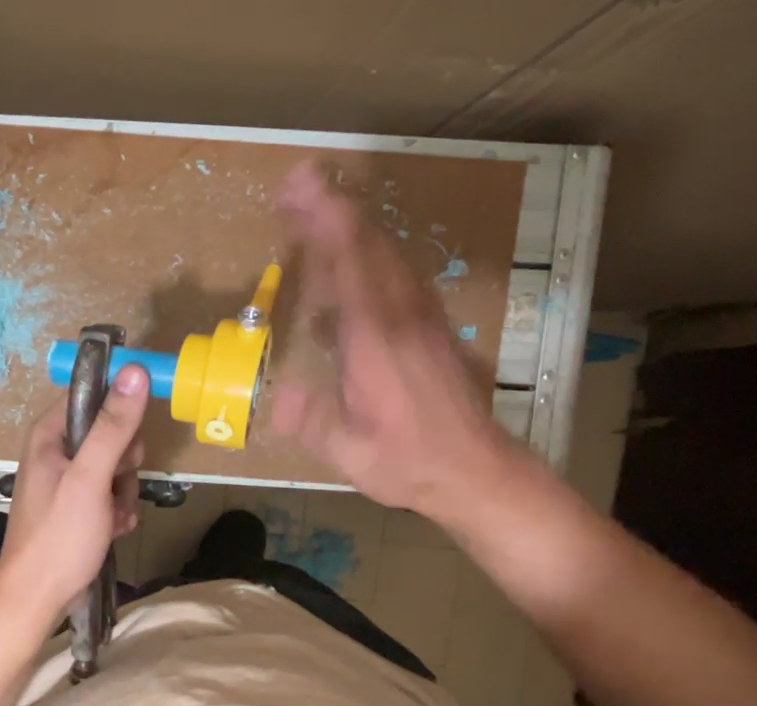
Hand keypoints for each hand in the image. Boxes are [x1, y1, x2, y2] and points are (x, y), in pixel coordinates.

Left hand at [0, 364, 149, 619]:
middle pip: (112, 433)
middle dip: (125, 464)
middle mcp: (56, 450)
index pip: (95, 396)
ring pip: (117, 467)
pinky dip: (117, 512)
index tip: (130, 440)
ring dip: (123, 494)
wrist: (38, 595)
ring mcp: (67, 480)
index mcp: (50, 433)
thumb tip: (136, 370)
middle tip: (114, 486)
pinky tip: (111, 530)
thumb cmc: (59, 536)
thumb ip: (113, 427)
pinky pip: (111, 494)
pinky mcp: (77, 505)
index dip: (119, 414)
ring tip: (110, 518)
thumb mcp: (90, 478)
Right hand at [268, 160, 520, 519]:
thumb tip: (282, 395)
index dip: (326, 214)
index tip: (299, 183)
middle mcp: (402, 313)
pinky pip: (397, 275)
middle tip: (296, 187)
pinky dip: (369, 255)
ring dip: (352, 227)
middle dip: (332, 208)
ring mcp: (422, 318)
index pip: (352, 256)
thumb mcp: (344, 448)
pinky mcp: (431, 330)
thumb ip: (309, 416)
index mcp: (376, 334)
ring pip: (388, 254)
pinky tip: (350, 268)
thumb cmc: (407, 460)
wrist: (474, 470)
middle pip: (370, 242)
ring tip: (316, 215)